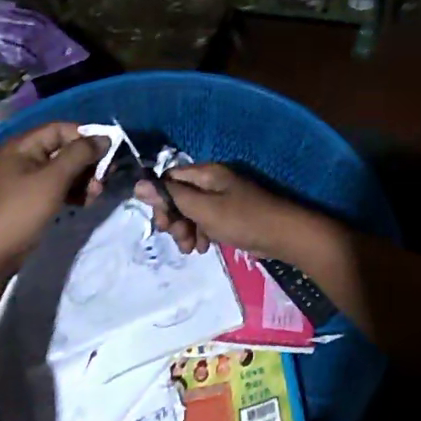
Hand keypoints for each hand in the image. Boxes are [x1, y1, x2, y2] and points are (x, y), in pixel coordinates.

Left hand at [0, 122, 105, 269]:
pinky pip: (59, 187)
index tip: (108, 153)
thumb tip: (104, 138)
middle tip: (103, 179)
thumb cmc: (20, 211)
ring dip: (84, 179)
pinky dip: (74, 192)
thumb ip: (80, 154)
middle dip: (87, 162)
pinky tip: (84, 203)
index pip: (61, 129)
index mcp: (22, 146)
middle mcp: (24, 158)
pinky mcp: (31, 200)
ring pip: (64, 170)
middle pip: (64, 149)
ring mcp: (26, 180)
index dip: (86, 137)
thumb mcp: (53, 179)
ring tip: (94, 195)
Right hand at [133, 163, 322, 258]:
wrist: (282, 235)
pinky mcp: (229, 215)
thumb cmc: (242, 219)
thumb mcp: (203, 209)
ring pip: (190, 211)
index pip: (170, 177)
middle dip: (174, 218)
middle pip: (178, 195)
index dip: (160, 198)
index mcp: (207, 173)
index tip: (163, 222)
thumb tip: (138, 184)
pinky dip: (200, 233)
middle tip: (178, 237)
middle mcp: (212, 181)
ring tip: (191, 248)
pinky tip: (202, 248)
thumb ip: (172, 197)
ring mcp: (222, 198)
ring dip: (186, 229)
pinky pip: (205, 221)